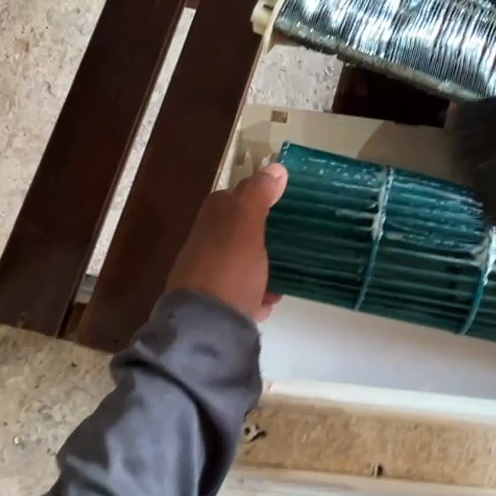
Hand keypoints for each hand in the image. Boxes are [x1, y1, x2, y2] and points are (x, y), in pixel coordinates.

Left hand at [165, 162, 286, 321]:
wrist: (206, 329)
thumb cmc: (228, 267)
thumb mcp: (247, 223)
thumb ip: (259, 193)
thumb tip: (275, 167)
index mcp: (212, 218)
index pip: (235, 196)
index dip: (259, 196)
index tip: (285, 202)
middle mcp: (205, 243)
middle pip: (239, 230)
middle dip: (262, 233)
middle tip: (290, 237)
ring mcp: (208, 275)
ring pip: (241, 262)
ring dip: (262, 265)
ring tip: (284, 272)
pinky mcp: (215, 305)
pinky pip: (241, 292)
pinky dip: (256, 293)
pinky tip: (269, 300)